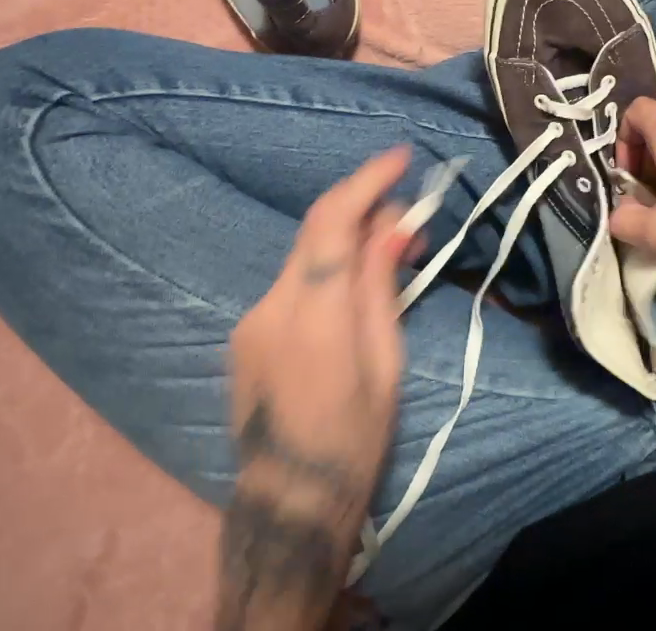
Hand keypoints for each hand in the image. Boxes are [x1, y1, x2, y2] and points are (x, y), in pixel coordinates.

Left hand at [218, 147, 413, 630]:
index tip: (400, 156)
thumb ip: (381, 286)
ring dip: (345, 242)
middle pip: (315, 231)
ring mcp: (250, 318)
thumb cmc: (355, 437)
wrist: (290, 498)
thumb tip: (394, 224)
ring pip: (303, 256)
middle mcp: (272, 305)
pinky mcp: (244, 332)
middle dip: (363, 209)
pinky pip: (291, 283)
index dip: (366, 181)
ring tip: (389, 258)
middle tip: (410, 220)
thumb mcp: (385, 362)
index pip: (332, 223)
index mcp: (314, 315)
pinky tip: (349, 291)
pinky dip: (324, 270)